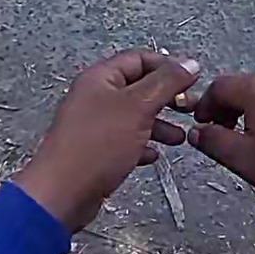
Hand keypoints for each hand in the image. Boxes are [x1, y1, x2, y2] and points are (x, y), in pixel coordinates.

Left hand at [14, 51, 201, 229]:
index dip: (168, 66)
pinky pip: (125, 140)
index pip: (140, 59)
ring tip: (180, 137)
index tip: (191, 79)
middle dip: (166, 97)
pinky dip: (143, 143)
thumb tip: (189, 64)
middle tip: (188, 107)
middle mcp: (95, 97)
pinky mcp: (95, 150)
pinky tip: (154, 154)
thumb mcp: (139, 106)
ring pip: (134, 115)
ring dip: (159, 123)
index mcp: (101, 78)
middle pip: (139, 87)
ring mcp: (94, 124)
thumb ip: (166, 82)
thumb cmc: (95, 146)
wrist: (63, 194)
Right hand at [185, 69, 254, 212]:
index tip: (201, 127)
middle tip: (222, 136)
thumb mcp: (247, 161)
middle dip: (227, 110)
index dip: (204, 107)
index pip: (219, 87)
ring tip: (252, 142)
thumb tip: (197, 133)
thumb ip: (216, 143)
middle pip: (243, 87)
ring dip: (251, 112)